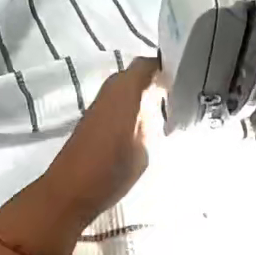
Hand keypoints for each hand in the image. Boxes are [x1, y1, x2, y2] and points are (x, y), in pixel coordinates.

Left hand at [1, 57, 159, 250]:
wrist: (71, 190)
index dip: (166, 69)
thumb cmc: (112, 167)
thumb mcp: (146, 145)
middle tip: (177, 100)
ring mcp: (99, 102)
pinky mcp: (92, 117)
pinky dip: (131, 107)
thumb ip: (153, 118)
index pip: (148, 64)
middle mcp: (110, 88)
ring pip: (127, 89)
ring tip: (164, 115)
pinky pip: (118, 102)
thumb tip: (157, 103)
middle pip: (137, 75)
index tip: (183, 81)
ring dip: (143, 96)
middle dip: (155, 83)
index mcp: (126, 89)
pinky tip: (143, 127)